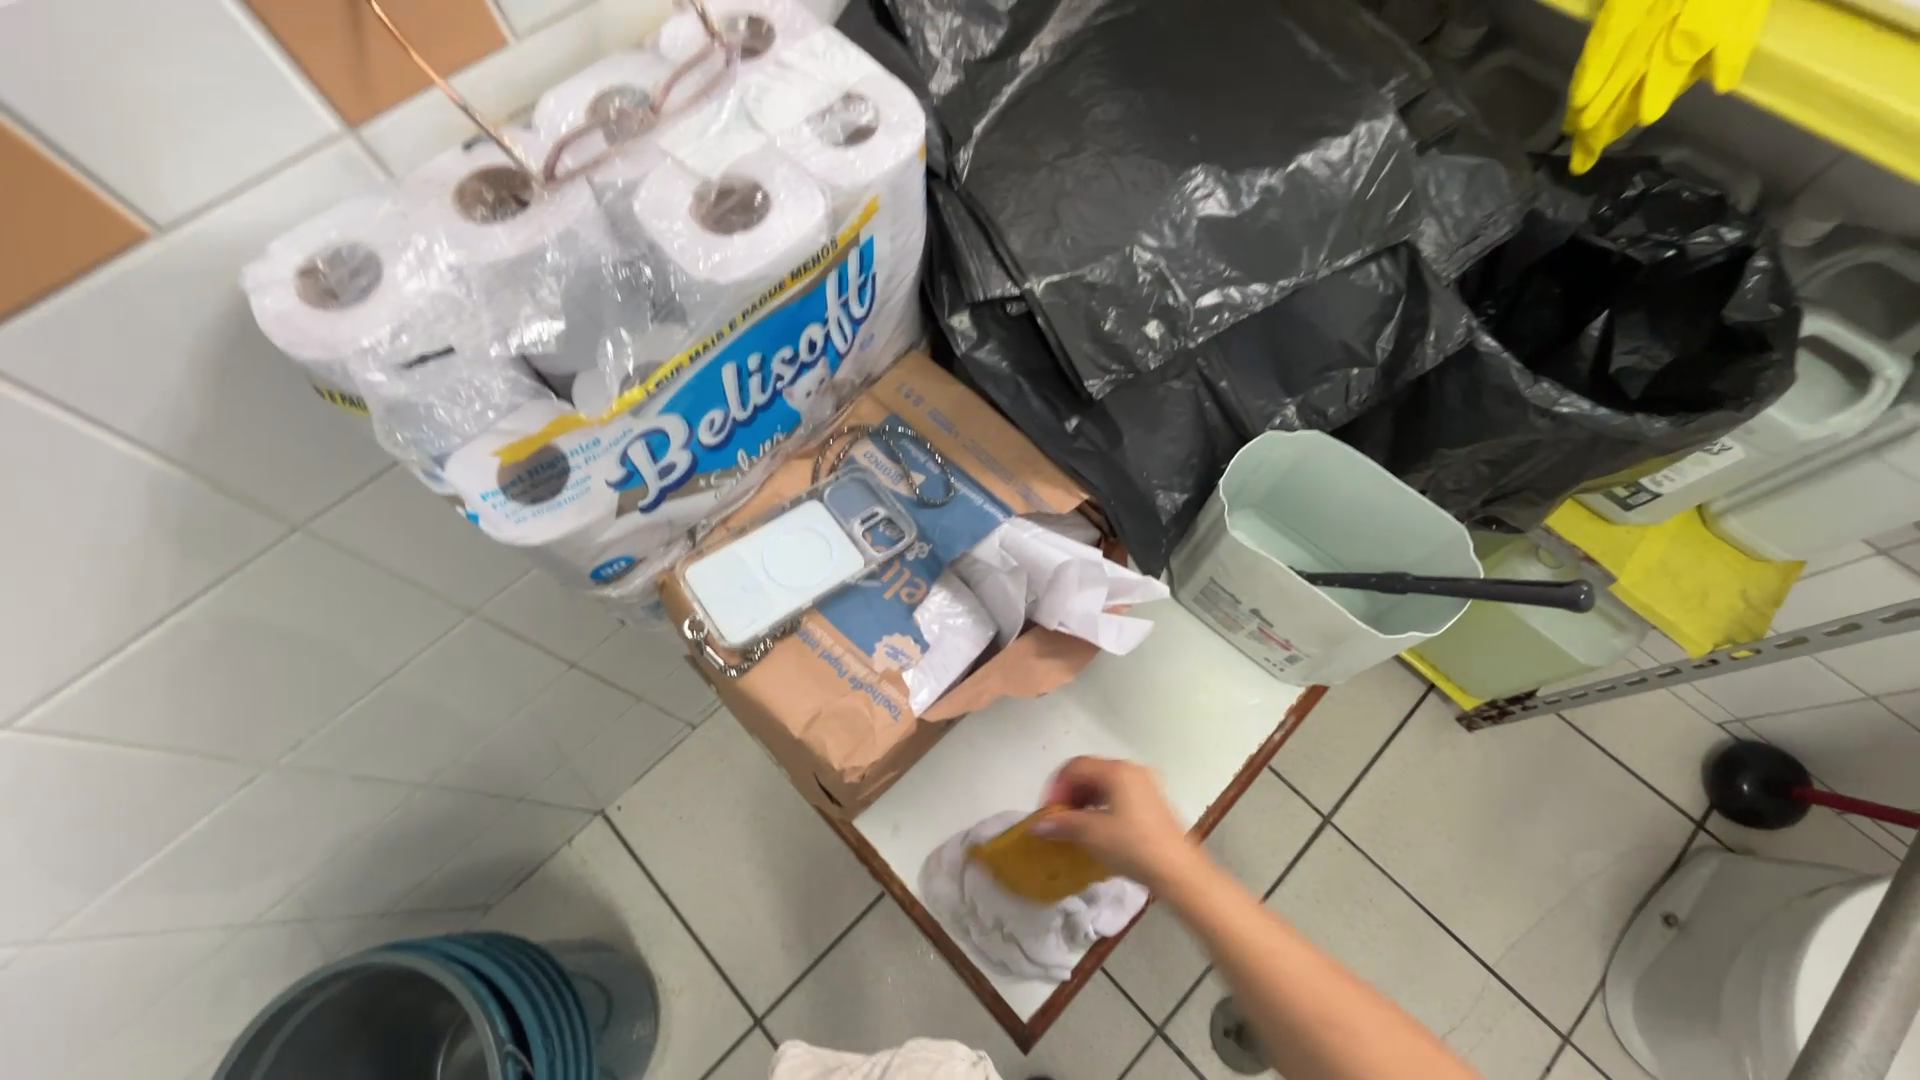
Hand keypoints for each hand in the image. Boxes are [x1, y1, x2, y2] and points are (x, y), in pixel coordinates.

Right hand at [1037, 756, 1203, 887]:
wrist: (1179, 871)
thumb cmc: (1134, 847)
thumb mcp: (1092, 834)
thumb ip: (1063, 824)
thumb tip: (1038, 825)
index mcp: (1117, 771)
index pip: (1076, 766)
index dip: (1056, 787)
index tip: (1048, 812)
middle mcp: (1132, 770)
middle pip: (1090, 772)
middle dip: (1070, 793)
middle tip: (1058, 818)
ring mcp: (1146, 785)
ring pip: (1104, 784)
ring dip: (1084, 801)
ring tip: (1074, 826)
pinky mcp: (1153, 802)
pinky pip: (1118, 794)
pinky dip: (1101, 806)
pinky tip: (1097, 829)